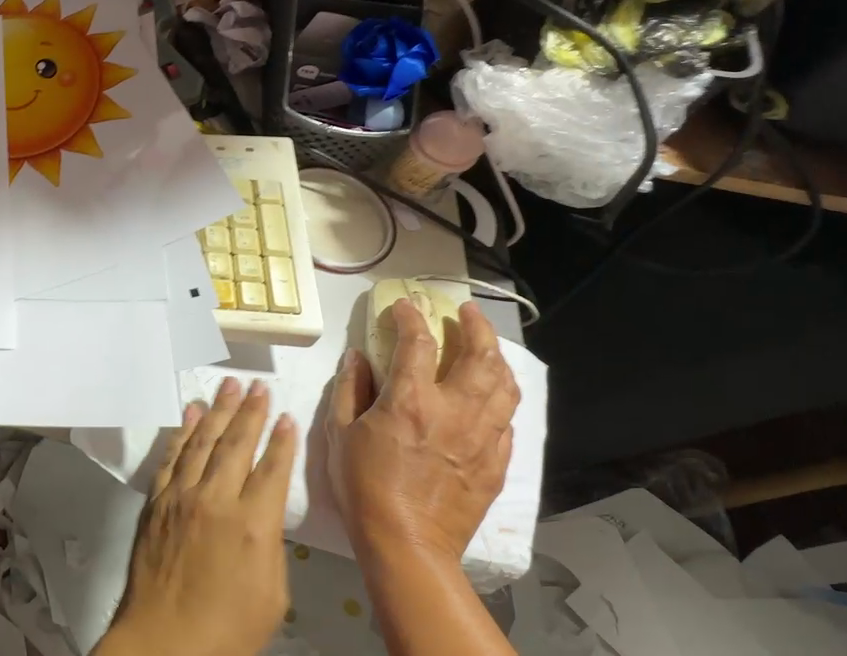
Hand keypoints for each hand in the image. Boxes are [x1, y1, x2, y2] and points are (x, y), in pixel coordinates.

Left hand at [96, 378, 298, 655]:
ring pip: (202, 442)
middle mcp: (215, 499)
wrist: (167, 638)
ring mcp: (181, 495)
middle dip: (249, 411)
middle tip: (256, 383)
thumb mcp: (272, 591)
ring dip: (216, 411)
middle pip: (236, 444)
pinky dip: (182, 432)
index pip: (272, 469)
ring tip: (227, 385)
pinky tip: (190, 414)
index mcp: (253, 524)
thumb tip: (263, 509)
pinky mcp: (157, 500)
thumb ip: (269, 541)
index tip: (286, 414)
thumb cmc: (231, 626)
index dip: (282, 440)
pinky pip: (173, 456)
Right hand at [326, 299, 520, 564]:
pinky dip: (500, 399)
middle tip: (466, 312)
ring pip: (504, 387)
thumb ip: (349, 388)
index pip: (418, 342)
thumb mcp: (338, 432)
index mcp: (410, 400)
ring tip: (486, 347)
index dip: (411, 317)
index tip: (404, 305)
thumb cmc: (362, 484)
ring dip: (497, 359)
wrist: (406, 542)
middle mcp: (454, 411)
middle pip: (480, 357)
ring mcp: (481, 438)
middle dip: (476, 327)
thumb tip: (359, 357)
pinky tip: (490, 397)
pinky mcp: (496, 464)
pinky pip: (507, 422)